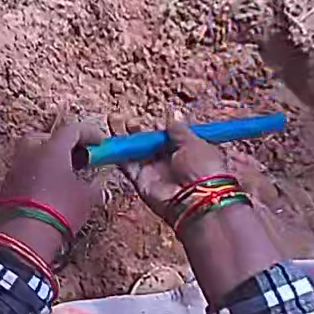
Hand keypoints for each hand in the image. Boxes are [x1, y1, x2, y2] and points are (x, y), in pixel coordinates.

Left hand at [0, 116, 107, 262]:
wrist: (24, 235)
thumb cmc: (61, 210)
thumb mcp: (86, 199)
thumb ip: (94, 188)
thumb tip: (98, 188)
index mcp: (51, 149)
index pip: (71, 130)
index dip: (89, 134)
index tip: (101, 144)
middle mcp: (29, 154)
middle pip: (44, 138)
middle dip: (61, 144)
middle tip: (77, 158)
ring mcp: (14, 170)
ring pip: (31, 156)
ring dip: (47, 162)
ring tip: (64, 177)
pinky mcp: (5, 188)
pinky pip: (24, 174)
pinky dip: (37, 177)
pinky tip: (48, 192)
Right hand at [118, 112, 279, 299]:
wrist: (196, 199)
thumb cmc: (203, 169)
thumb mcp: (194, 143)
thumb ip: (179, 130)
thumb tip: (173, 114)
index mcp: (185, 149)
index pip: (167, 135)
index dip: (158, 127)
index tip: (151, 119)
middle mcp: (168, 160)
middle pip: (148, 142)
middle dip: (138, 130)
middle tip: (129, 119)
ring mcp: (153, 171)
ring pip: (134, 151)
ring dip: (124, 138)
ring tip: (114, 121)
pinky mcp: (140, 181)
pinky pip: (126, 166)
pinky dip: (117, 155)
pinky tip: (110, 142)